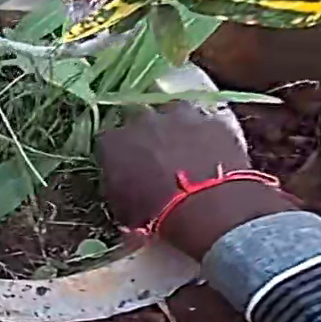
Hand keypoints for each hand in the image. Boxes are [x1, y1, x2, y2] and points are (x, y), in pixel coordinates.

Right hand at [97, 103, 293, 260]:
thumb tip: (121, 182)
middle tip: (152, 151)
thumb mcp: (119, 202)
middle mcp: (142, 121)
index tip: (122, 163)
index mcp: (112, 141)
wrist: (204, 206)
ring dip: (175, 124)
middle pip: (138, 117)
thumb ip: (116, 181)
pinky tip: (209, 150)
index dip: (116, 151)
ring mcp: (180, 117)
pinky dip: (205, 134)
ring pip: (173, 111)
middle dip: (143, 131)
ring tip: (182, 144)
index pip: (106, 138)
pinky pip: (206, 123)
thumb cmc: (152, 210)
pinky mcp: (214, 121)